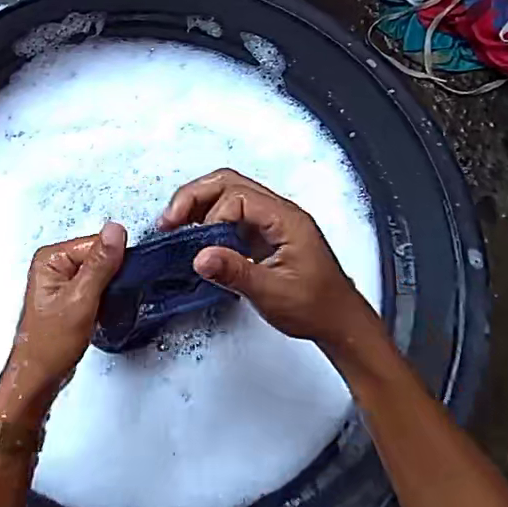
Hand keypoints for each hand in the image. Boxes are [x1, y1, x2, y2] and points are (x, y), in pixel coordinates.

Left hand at [0, 222, 126, 424]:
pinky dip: (103, 300)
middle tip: (101, 301)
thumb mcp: (81, 299)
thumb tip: (115, 232)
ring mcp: (62, 281)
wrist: (40, 376)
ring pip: (101, 275)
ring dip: (107, 292)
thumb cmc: (49, 344)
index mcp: (50, 258)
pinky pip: (97, 288)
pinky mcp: (70, 296)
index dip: (113, 263)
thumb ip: (100, 264)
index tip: (114, 284)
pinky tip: (97, 314)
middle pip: (100, 257)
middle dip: (110, 279)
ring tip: (96, 310)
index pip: (96, 243)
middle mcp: (53, 266)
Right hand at [160, 169, 383, 351]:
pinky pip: (229, 212)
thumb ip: (235, 273)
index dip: (211, 217)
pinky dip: (205, 218)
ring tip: (173, 224)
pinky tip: (193, 234)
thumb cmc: (317, 307)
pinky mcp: (261, 233)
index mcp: (286, 219)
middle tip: (169, 220)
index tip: (199, 244)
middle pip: (227, 183)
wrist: (338, 323)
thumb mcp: (272, 293)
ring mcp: (269, 221)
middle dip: (193, 197)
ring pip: (226, 193)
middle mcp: (278, 213)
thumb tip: (201, 257)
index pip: (237, 197)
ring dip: (196, 205)